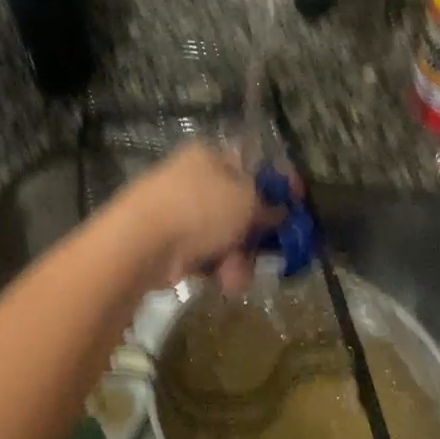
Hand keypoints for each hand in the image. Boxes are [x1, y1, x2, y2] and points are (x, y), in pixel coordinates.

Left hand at [103, 144, 274, 293]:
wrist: (140, 242)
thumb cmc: (199, 208)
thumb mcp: (246, 200)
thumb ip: (268, 205)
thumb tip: (280, 211)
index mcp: (208, 156)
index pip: (251, 166)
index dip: (278, 186)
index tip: (298, 206)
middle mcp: (192, 179)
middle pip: (239, 207)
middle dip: (256, 236)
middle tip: (275, 254)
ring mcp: (178, 211)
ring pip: (224, 236)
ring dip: (237, 259)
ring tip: (235, 276)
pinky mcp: (168, 243)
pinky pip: (204, 255)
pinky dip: (215, 269)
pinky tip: (220, 282)